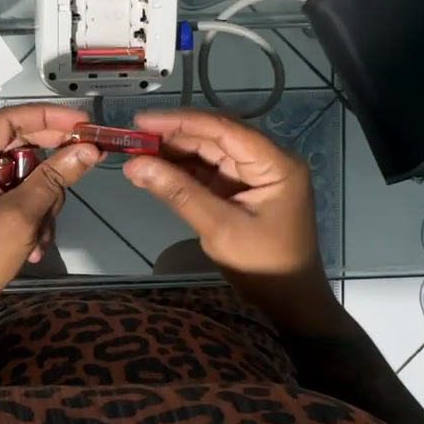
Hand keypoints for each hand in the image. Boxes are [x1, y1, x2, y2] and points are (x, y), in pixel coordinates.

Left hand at [0, 104, 100, 316]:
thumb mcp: (20, 216)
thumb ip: (54, 178)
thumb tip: (88, 149)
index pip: (9, 120)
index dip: (47, 117)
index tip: (81, 122)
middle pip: (21, 145)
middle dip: (51, 166)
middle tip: (85, 162)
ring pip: (27, 174)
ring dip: (44, 202)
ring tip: (41, 233)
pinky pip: (21, 195)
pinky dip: (34, 215)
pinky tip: (35, 244)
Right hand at [123, 109, 322, 284]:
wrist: (291, 303)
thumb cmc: (263, 265)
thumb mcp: (219, 229)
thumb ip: (178, 192)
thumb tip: (135, 165)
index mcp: (275, 163)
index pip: (223, 128)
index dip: (180, 121)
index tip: (141, 120)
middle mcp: (267, 160)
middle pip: (215, 136)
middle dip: (173, 136)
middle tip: (132, 137)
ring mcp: (255, 174)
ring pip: (209, 151)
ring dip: (173, 152)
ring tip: (135, 152)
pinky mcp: (242, 189)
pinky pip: (208, 170)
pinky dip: (181, 170)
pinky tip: (153, 169)